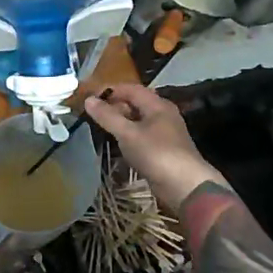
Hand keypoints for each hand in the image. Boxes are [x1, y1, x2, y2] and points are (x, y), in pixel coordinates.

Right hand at [83, 83, 223, 213]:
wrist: (183, 183)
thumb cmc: (156, 153)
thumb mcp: (127, 133)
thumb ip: (107, 116)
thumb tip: (88, 100)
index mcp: (157, 105)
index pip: (131, 89)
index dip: (109, 90)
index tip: (88, 97)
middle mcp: (162, 114)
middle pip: (134, 102)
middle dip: (112, 104)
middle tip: (90, 113)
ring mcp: (163, 131)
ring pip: (136, 118)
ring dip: (118, 119)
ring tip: (98, 125)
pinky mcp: (160, 146)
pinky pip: (139, 132)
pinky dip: (125, 132)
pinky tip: (114, 141)